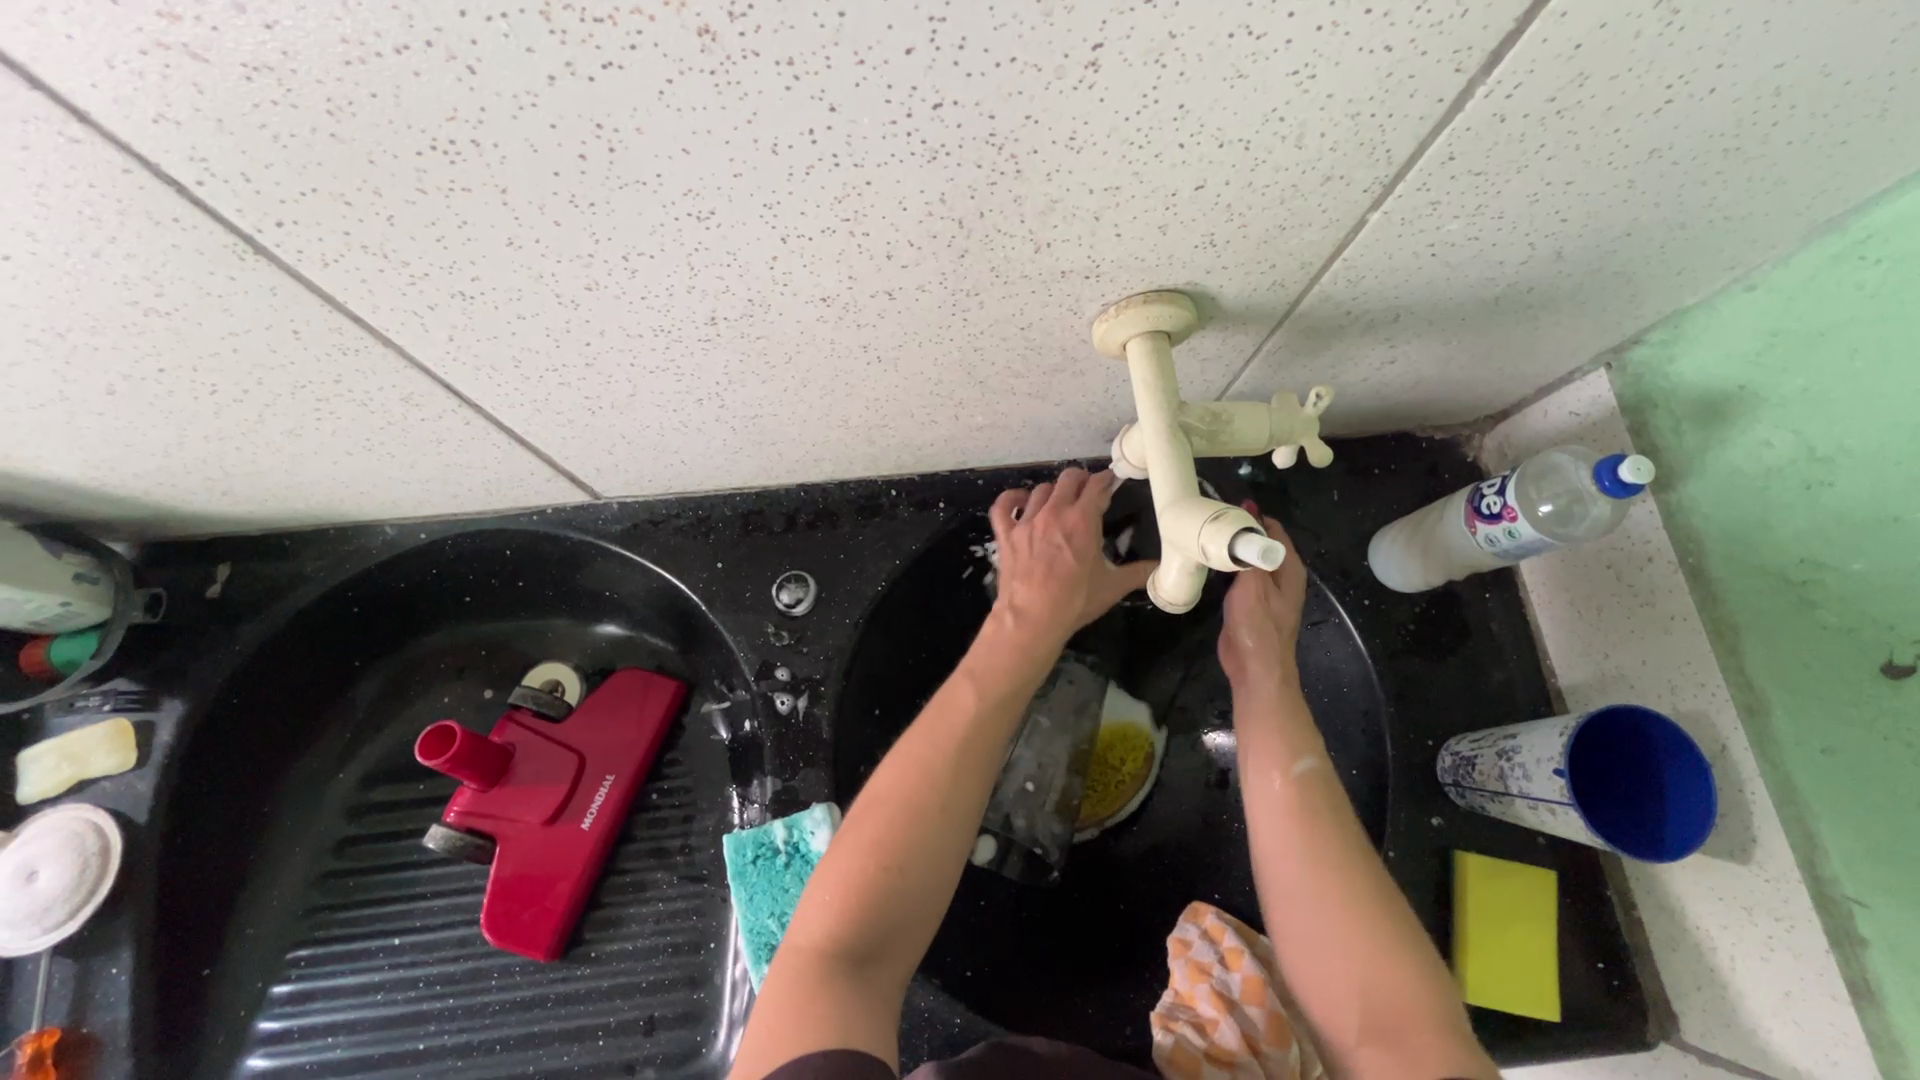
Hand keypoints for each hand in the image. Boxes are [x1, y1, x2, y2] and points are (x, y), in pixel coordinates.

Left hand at [987, 467, 1157, 647]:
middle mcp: (1055, 512)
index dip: (1106, 480)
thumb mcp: (1113, 587)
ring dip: (1053, 491)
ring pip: (1040, 490)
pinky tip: (1020, 501)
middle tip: (1087, 491)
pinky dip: (1012, 499)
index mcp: (1083, 520)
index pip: (1097, 485)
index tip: (1111, 483)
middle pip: (1068, 479)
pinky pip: (1004, 506)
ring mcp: (1027, 521)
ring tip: (1059, 501)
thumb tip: (1162, 570)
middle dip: (1081, 480)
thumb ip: (1139, 573)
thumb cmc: (1075, 601)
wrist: (1032, 618)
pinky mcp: (1006, 534)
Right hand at [1219, 500, 1307, 694]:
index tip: (1223, 506)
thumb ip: (1250, 551)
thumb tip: (1247, 518)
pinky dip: (1225, 568)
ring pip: (1247, 560)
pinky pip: (1238, 577)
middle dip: (1237, 531)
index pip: (1272, 529)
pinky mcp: (1249, 604)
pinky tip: (1208, 565)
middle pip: (1259, 543)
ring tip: (1203, 537)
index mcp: (1288, 567)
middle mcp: (1280, 575)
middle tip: (1207, 520)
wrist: (1255, 669)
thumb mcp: (1254, 583)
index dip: (1251, 516)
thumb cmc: (1258, 625)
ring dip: (1229, 550)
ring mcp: (1265, 591)